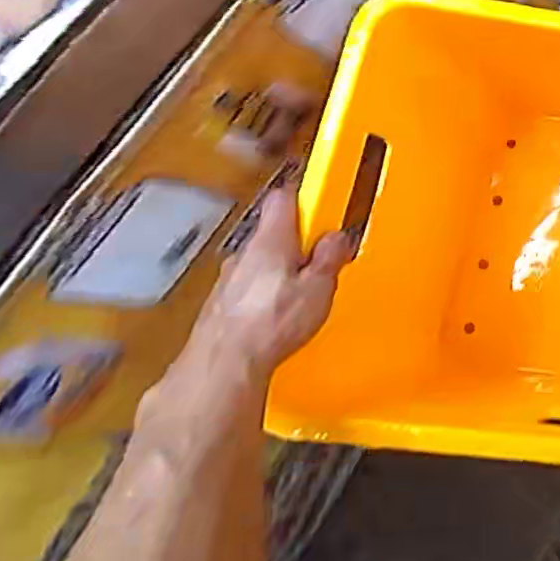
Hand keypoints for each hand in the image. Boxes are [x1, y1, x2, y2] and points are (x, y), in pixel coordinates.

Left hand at [192, 186, 353, 372]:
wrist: (224, 362)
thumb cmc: (270, 323)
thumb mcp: (318, 288)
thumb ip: (329, 258)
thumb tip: (336, 238)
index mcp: (272, 241)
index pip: (285, 199)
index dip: (307, 198)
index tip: (326, 207)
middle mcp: (246, 252)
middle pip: (277, 230)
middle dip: (302, 242)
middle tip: (324, 263)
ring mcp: (231, 276)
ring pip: (263, 259)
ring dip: (284, 268)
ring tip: (304, 295)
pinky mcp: (224, 301)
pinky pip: (251, 284)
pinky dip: (268, 291)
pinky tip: (280, 314)